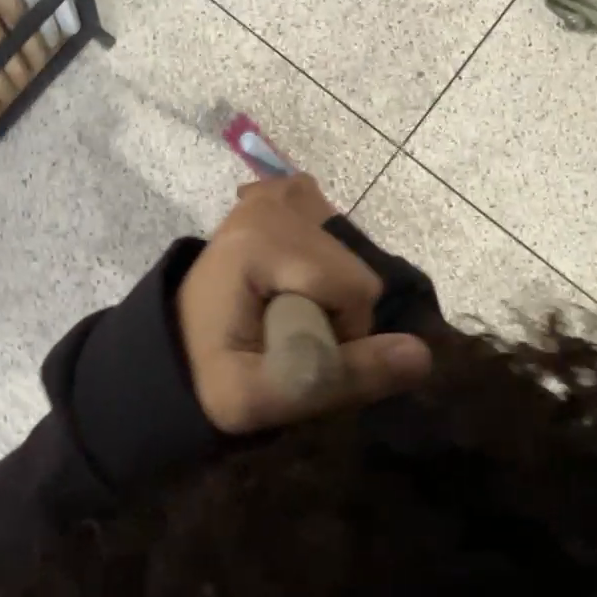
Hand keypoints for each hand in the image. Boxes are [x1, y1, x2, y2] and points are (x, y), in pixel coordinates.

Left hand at [177, 175, 432, 433]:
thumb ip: (340, 379)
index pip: (352, 287)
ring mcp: (269, 199)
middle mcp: (266, 208)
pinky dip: (320, 254)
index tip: (295, 353)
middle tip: (288, 335)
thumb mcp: (264, 398)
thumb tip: (422, 355)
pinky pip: (325, 215)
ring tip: (282, 310)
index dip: (342, 334)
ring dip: (330, 291)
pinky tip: (290, 276)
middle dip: (338, 312)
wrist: (173, 349)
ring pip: (348, 253)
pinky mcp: (273, 200)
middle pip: (353, 267)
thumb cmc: (211, 376)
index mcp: (258, 243)